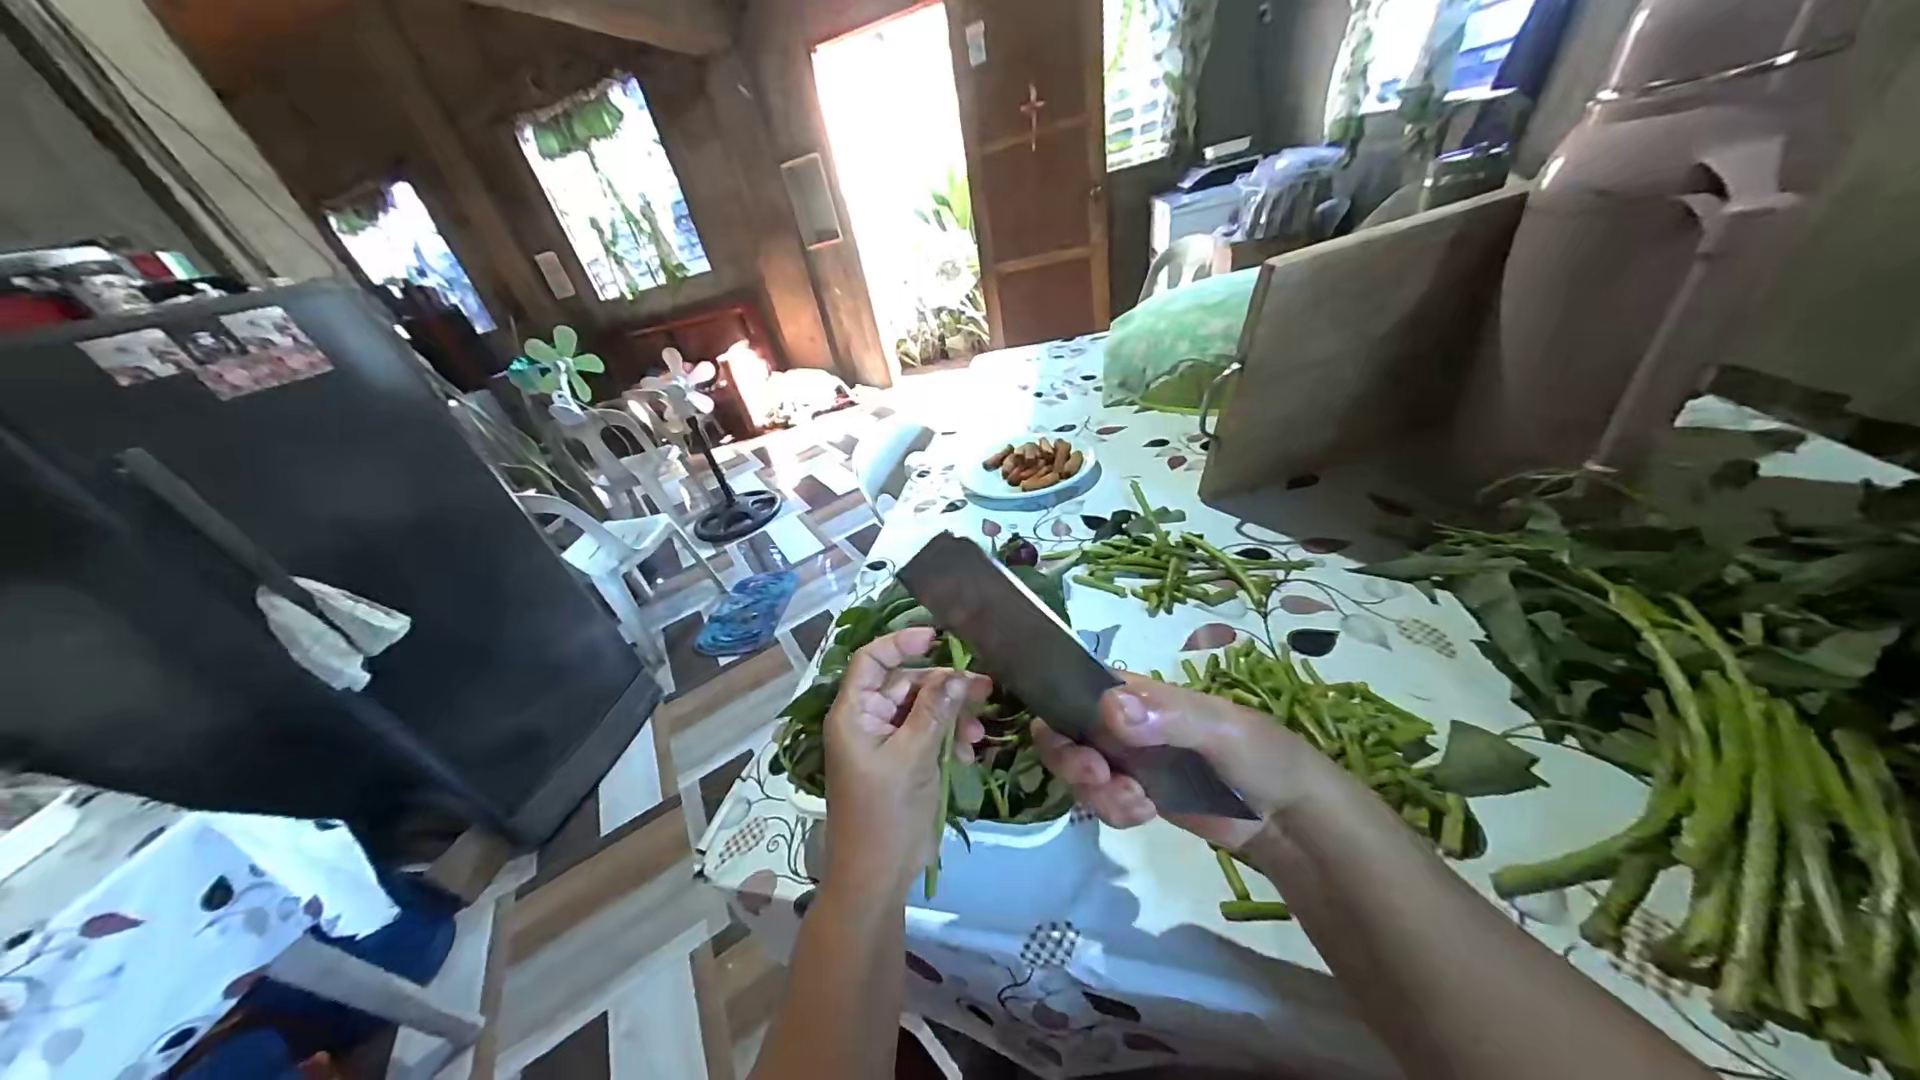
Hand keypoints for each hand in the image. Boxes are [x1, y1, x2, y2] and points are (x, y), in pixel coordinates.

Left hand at [823, 628, 989, 894]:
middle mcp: (867, 720)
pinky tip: (968, 753)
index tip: (937, 637)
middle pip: (906, 684)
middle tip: (985, 689)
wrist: (877, 875)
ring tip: (978, 733)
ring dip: (952, 716)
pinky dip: (948, 738)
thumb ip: (934, 712)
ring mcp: (885, 741)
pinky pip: (927, 735)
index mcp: (854, 713)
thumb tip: (957, 675)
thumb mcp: (913, 757)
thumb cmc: (885, 813)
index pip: (872, 660)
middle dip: (944, 687)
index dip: (901, 643)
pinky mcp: (902, 760)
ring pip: (922, 710)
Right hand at [1032, 670, 1318, 849]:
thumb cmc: (1261, 754)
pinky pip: (1099, 800)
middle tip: (1098, 778)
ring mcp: (1126, 758)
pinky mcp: (1134, 793)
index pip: (1076, 686)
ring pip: (1077, 769)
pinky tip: (1145, 814)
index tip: (1074, 741)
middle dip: (1069, 758)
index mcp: (1137, 692)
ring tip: (1138, 804)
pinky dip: (1112, 810)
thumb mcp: (1220, 727)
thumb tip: (1109, 708)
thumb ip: (1167, 715)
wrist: (1288, 818)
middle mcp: (1121, 720)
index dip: (1059, 709)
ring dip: (1095, 791)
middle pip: (1064, 731)